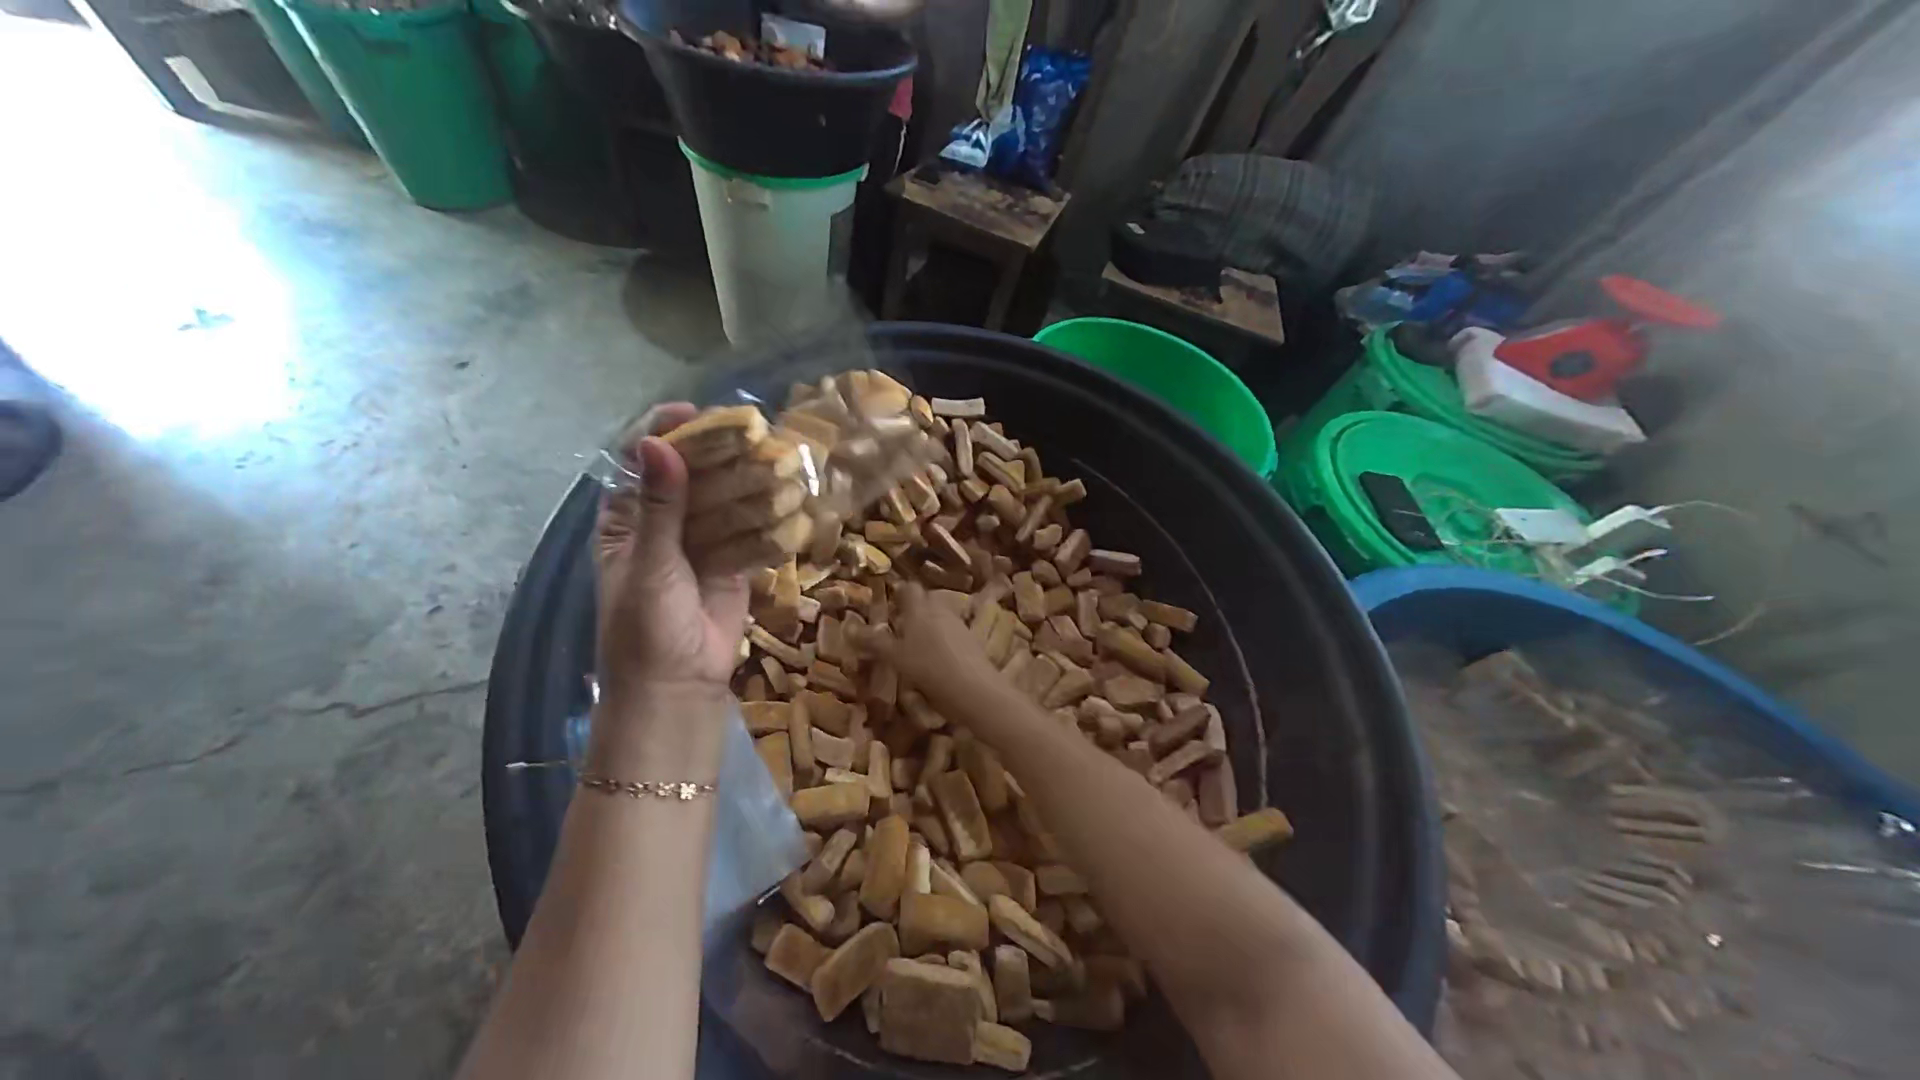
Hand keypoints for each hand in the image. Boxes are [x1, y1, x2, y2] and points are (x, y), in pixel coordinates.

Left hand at [593, 404, 750, 708]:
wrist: (678, 685)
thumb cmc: (645, 627)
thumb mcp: (648, 563)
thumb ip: (660, 507)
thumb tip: (659, 444)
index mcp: (626, 520)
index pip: (640, 463)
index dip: (660, 433)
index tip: (690, 413)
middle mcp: (664, 523)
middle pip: (689, 475)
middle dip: (714, 453)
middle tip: (746, 431)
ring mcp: (701, 542)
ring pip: (722, 499)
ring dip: (745, 479)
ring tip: (773, 455)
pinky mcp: (733, 561)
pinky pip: (749, 530)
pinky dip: (765, 514)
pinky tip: (786, 492)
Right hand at [860, 583, 1010, 720]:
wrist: (974, 689)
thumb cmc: (928, 667)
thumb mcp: (895, 657)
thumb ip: (873, 641)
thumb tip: (847, 626)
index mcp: (920, 608)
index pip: (909, 588)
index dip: (898, 593)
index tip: (887, 605)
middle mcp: (940, 610)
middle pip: (925, 601)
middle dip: (912, 610)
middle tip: (896, 628)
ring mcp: (958, 625)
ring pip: (939, 617)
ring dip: (927, 626)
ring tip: (913, 646)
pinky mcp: (971, 641)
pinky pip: (950, 633)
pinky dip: (940, 640)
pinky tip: (934, 659)